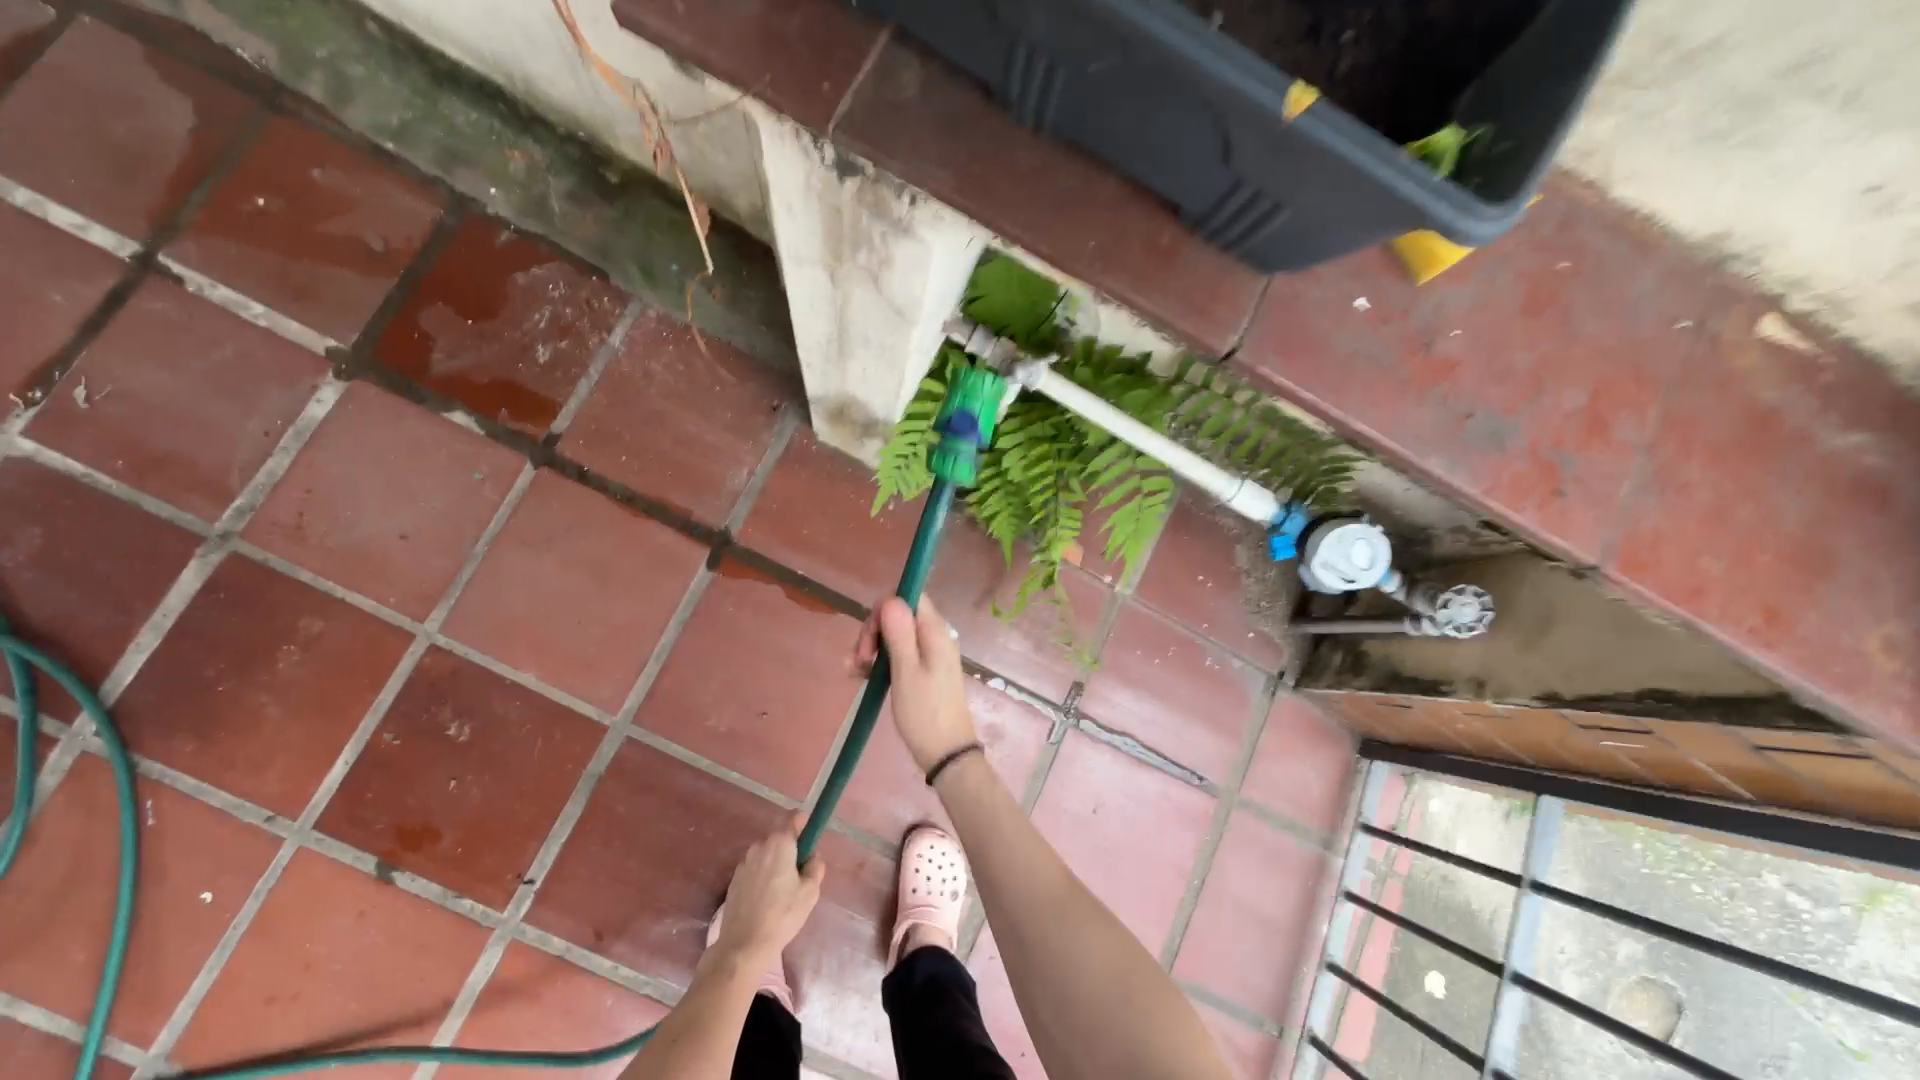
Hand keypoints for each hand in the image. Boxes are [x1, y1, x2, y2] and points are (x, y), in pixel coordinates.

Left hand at [713, 814, 824, 967]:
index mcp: (779, 845)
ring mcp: (744, 863)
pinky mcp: (734, 880)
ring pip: (767, 856)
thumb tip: (812, 857)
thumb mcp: (810, 892)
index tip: (811, 839)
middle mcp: (759, 847)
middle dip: (792, 851)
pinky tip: (766, 901)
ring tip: (783, 894)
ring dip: (777, 865)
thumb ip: (815, 867)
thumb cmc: (783, 915)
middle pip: (780, 839)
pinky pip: (755, 870)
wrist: (745, 944)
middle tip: (801, 877)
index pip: (794, 818)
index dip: (805, 824)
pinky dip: (763, 877)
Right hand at [854, 597, 976, 772]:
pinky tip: (858, 677)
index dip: (885, 608)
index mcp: (935, 632)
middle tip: (860, 658)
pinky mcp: (921, 672)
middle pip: (898, 616)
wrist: (945, 753)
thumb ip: (899, 633)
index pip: (910, 597)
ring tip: (852, 671)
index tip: (870, 634)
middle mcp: (934, 638)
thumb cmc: (925, 713)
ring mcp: (928, 656)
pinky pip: (896, 656)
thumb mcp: (906, 671)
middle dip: (873, 632)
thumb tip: (890, 598)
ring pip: (893, 637)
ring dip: (870, 649)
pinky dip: (877, 663)